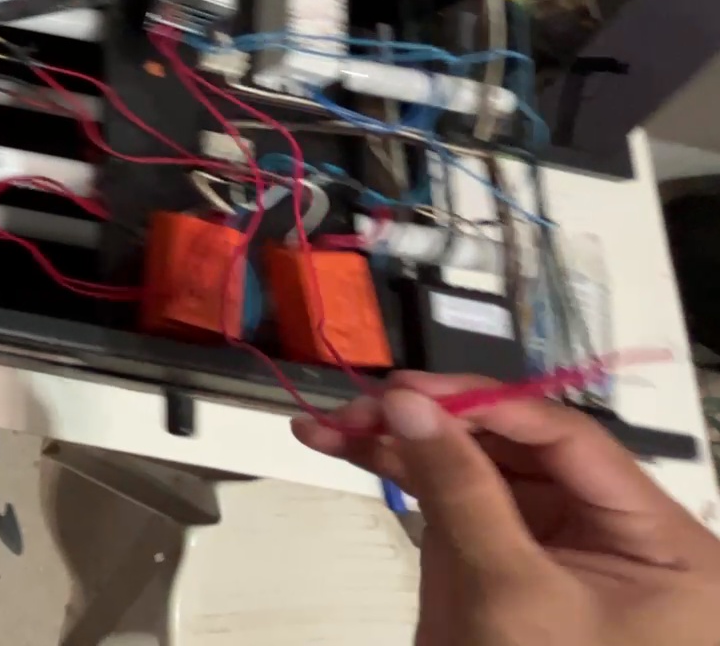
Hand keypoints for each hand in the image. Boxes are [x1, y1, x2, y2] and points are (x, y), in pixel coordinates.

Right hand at [293, 371, 719, 645]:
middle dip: (418, 421)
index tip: (401, 389)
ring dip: (386, 437)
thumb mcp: (506, 584)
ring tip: (320, 425)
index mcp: (655, 538)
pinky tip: (326, 442)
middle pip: (503, 440)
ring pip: (460, 455)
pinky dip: (381, 462)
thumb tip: (403, 397)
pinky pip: (437, 483)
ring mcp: (542, 528)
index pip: (566, 437)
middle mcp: (603, 521)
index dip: (481, 402)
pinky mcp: (491, 536)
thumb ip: (457, 485)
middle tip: (348, 411)